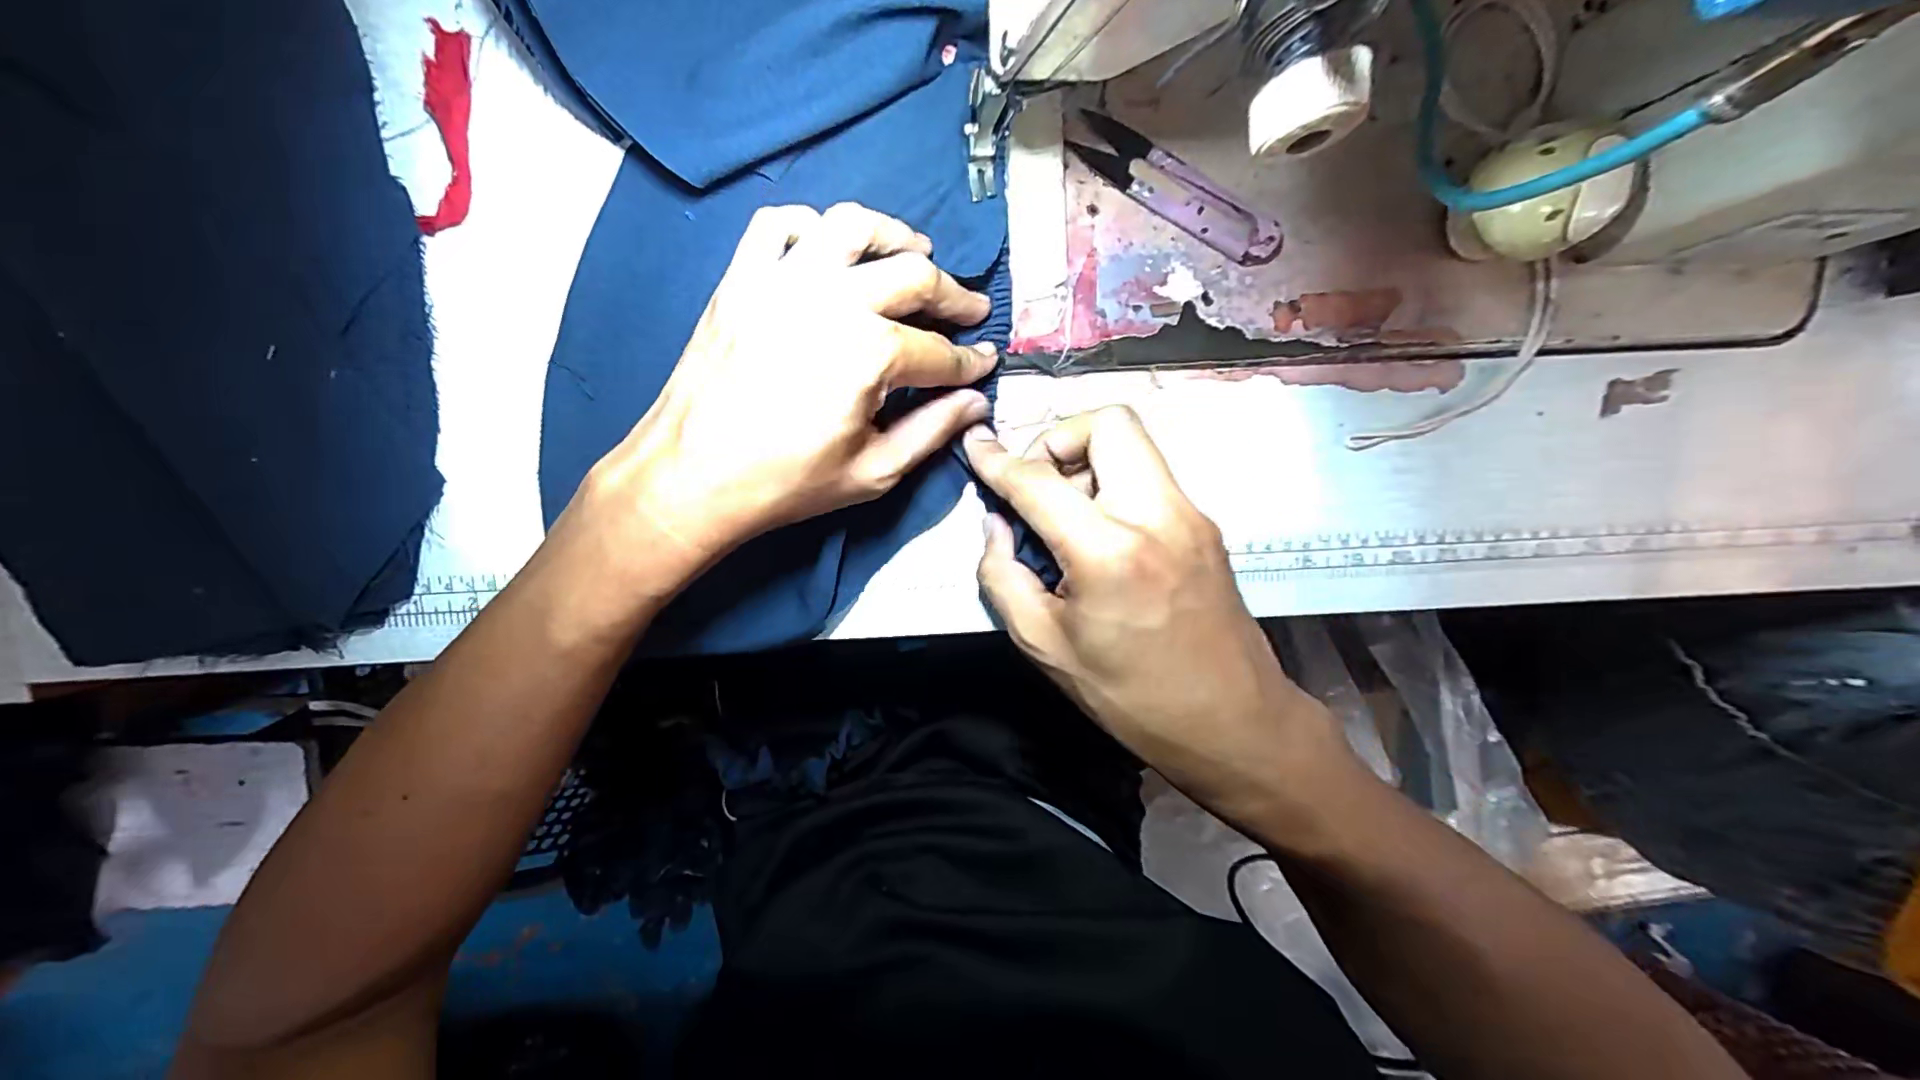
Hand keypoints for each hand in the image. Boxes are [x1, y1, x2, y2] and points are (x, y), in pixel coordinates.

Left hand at [576, 202, 997, 569]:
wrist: (692, 477)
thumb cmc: (786, 483)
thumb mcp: (873, 471)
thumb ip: (932, 430)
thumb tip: (976, 401)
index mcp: (869, 354)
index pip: (938, 352)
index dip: (970, 360)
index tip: (986, 361)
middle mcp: (832, 301)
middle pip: (912, 277)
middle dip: (954, 295)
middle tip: (970, 308)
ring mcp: (781, 281)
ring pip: (852, 227)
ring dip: (894, 236)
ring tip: (916, 252)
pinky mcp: (742, 279)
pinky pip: (777, 225)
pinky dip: (811, 226)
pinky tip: (829, 248)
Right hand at [963, 407, 1358, 822]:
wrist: (1233, 724)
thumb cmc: (1132, 698)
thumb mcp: (1046, 646)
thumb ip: (1004, 576)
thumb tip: (996, 526)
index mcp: (1109, 551)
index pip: (1040, 478)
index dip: (997, 459)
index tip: (975, 445)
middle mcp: (1157, 515)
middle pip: (1108, 422)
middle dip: (1058, 437)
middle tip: (1037, 484)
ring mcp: (1191, 515)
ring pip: (1133, 444)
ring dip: (1088, 460)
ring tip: (1065, 514)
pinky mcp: (1205, 526)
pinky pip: (1150, 477)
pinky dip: (1114, 484)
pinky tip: (1099, 534)